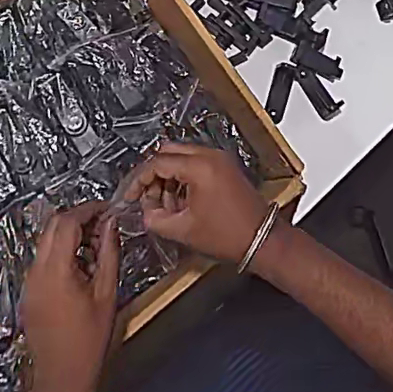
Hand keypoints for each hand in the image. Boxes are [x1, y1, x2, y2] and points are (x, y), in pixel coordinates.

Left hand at [20, 202, 118, 391]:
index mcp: (55, 271)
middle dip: (78, 217)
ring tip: (96, 245)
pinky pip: (44, 258)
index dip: (88, 210)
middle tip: (103, 223)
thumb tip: (111, 223)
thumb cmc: (89, 339)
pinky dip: (62, 250)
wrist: (62, 379)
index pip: (67, 223)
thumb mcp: (107, 292)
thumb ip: (109, 252)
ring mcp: (29, 283)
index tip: (108, 209)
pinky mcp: (29, 292)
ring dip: (70, 234)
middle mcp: (36, 273)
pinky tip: (82, 264)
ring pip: (47, 240)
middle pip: (52, 226)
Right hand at [120, 143, 269, 263]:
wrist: (261, 238)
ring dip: (168, 177)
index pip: (158, 163)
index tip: (131, 195)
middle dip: (153, 175)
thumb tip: (145, 212)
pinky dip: (183, 178)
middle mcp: (210, 156)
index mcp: (199, 167)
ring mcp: (219, 159)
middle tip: (146, 197)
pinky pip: (196, 163)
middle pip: (168, 152)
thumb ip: (156, 218)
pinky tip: (181, 202)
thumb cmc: (230, 234)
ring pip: (181, 156)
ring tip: (166, 205)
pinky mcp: (224, 167)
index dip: (139, 180)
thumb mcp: (183, 230)